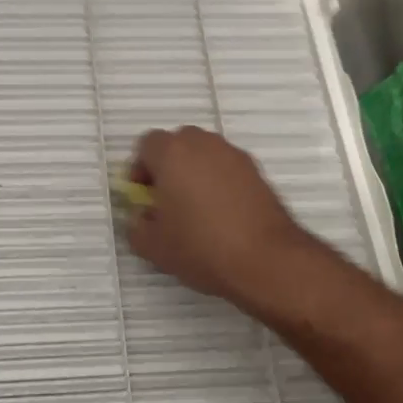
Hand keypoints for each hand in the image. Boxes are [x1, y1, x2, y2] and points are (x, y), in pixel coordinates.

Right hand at [127, 127, 319, 306]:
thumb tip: (142, 216)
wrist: (266, 259)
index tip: (144, 196)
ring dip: (196, 172)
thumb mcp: (153, 246)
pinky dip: (220, 182)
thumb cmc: (201, 247)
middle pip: (179, 144)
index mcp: (172, 153)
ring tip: (197, 208)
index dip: (141, 168)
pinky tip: (223, 214)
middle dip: (169, 166)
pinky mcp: (257, 171)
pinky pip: (228, 168)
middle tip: (167, 198)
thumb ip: (137, 226)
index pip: (147, 144)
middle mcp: (204, 144)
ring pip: (206, 154)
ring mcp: (234, 155)